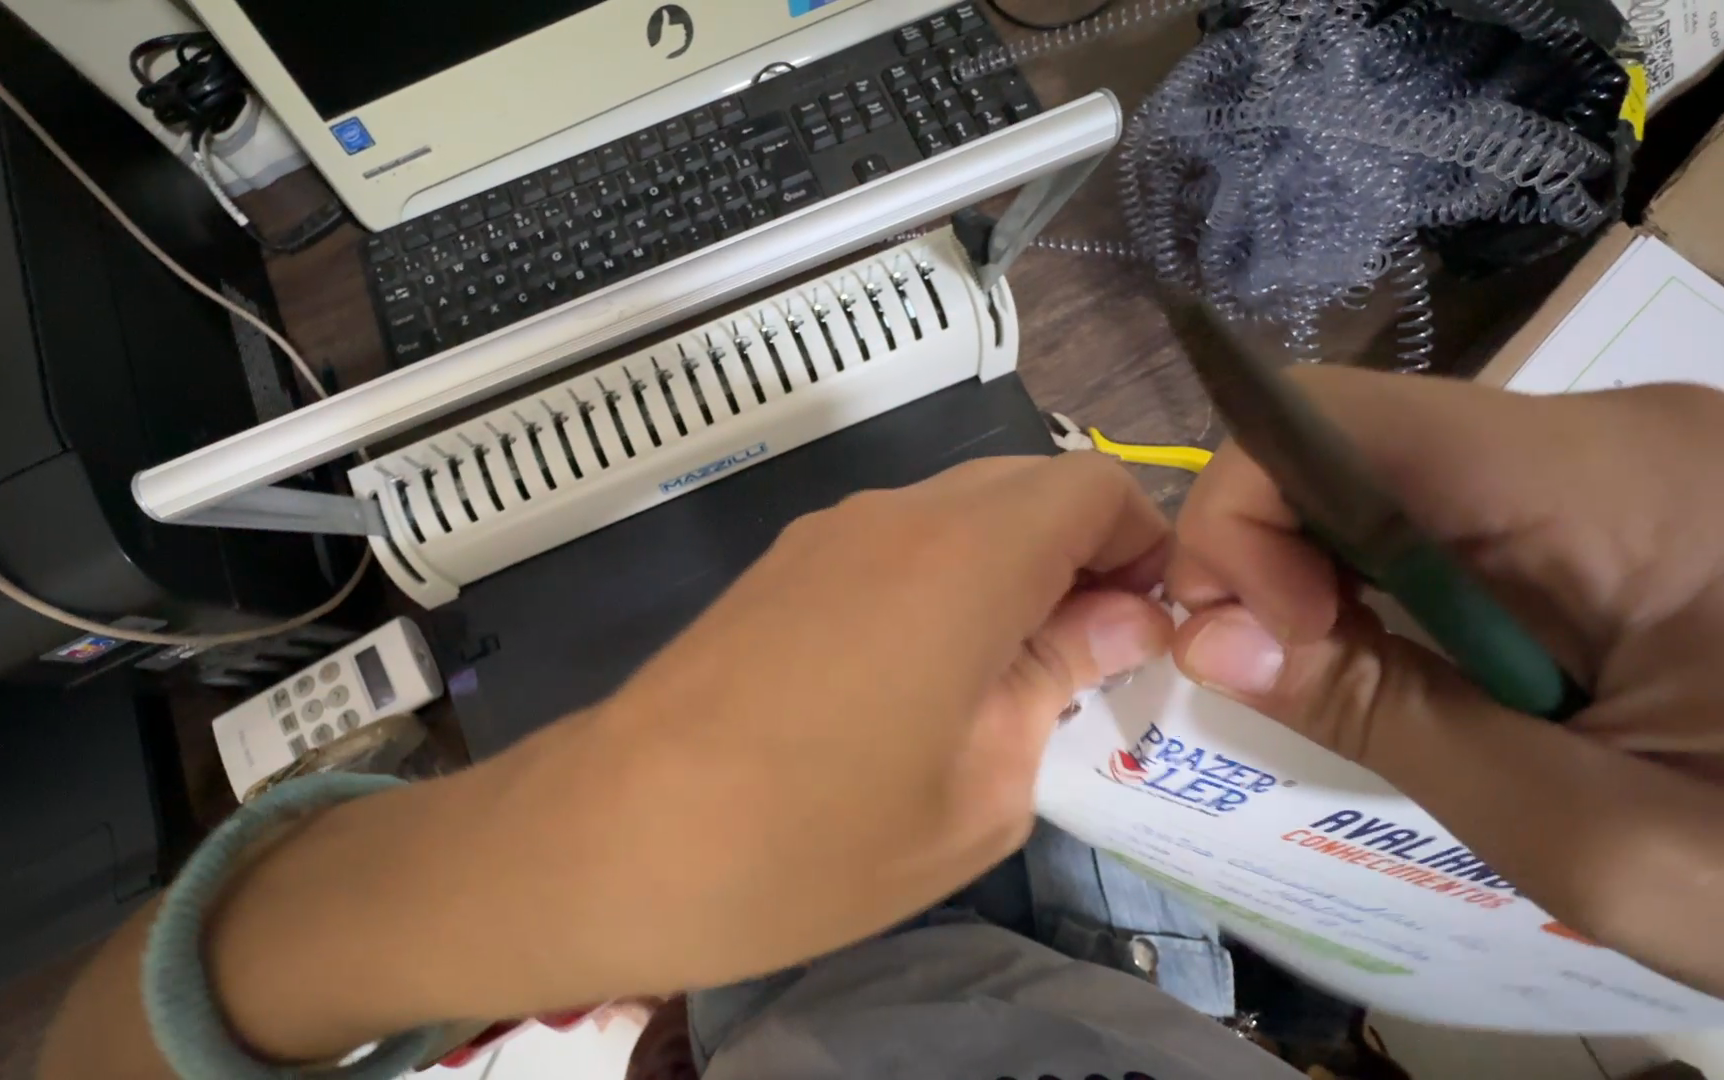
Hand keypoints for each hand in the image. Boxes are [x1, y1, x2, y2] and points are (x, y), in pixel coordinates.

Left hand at [577, 451, 1174, 991]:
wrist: (624, 830)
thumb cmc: (817, 838)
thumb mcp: (980, 788)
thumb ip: (1055, 680)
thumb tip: (1116, 620)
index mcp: (966, 554)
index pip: (1093, 487)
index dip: (1143, 546)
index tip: (1146, 631)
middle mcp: (896, 514)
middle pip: (1023, 490)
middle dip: (1077, 557)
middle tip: (1082, 662)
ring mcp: (826, 531)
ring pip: (954, 513)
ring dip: (1003, 568)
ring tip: (1000, 674)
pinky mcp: (781, 562)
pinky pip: (890, 542)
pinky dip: (936, 578)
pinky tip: (917, 669)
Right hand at [1166, 366, 1723, 993]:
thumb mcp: (1602, 837)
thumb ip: (1384, 720)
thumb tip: (1203, 638)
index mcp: (1622, 480)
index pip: (1333, 418)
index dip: (1241, 511)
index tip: (1248, 639)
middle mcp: (1608, 434)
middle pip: (1341, 450)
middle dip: (1268, 560)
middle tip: (1285, 678)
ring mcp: (1615, 460)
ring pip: (1377, 486)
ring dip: (1322, 582)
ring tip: (1364, 687)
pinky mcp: (1614, 497)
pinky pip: (1435, 516)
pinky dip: (1382, 589)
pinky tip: (1428, 667)